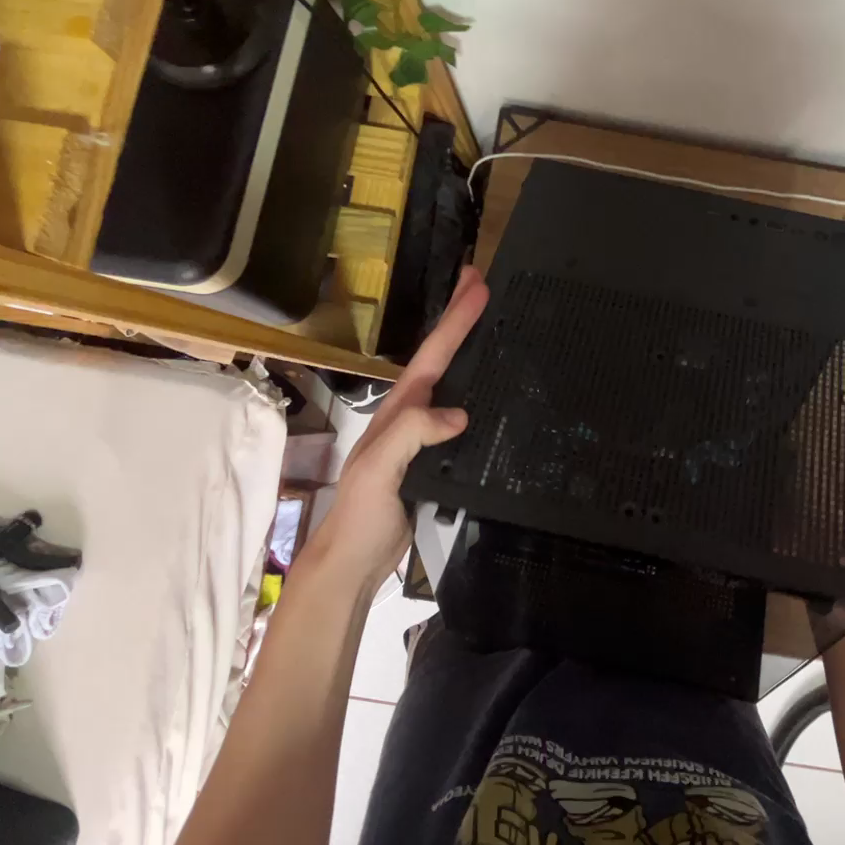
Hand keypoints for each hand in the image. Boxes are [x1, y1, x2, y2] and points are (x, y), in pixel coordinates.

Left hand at [316, 266, 487, 586]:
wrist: (353, 561)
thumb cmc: (360, 514)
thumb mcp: (379, 469)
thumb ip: (411, 433)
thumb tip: (459, 413)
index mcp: (398, 410)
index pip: (431, 356)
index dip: (455, 321)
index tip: (478, 286)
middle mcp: (411, 416)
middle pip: (439, 358)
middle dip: (458, 319)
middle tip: (482, 283)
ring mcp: (423, 437)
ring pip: (451, 382)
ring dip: (468, 350)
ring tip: (490, 324)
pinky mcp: (437, 460)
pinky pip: (461, 415)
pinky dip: (476, 392)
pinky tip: (491, 394)